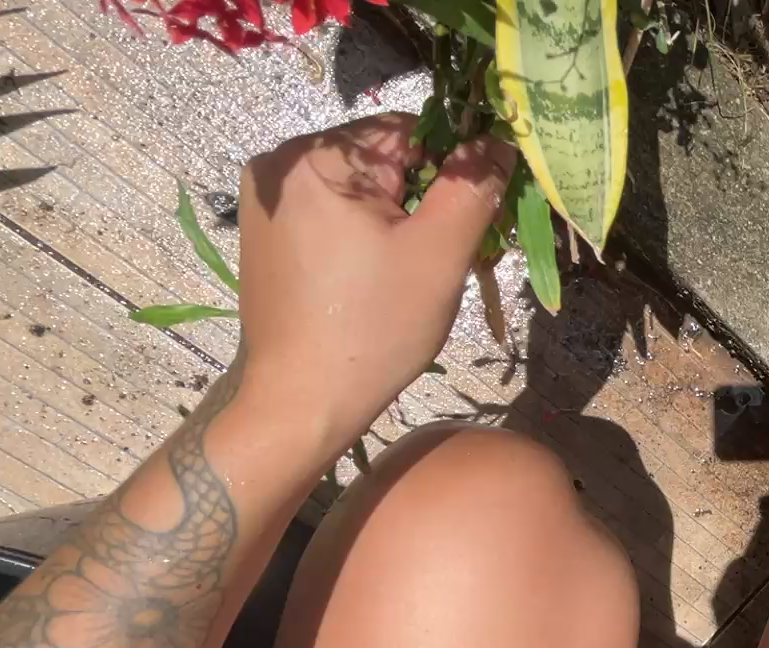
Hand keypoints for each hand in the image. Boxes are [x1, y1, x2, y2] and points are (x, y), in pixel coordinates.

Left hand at [234, 113, 514, 451]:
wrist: (307, 394)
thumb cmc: (378, 324)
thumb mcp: (440, 254)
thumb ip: (472, 189)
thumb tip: (500, 141)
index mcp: (317, 159)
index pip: (410, 132)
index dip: (456, 170)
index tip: (479, 221)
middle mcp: (281, 165)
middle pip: (386, 161)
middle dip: (431, 201)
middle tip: (455, 258)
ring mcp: (268, 201)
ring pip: (365, 191)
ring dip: (406, 222)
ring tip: (420, 275)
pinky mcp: (270, 235)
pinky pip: (339, 216)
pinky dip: (374, 237)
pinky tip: (385, 280)